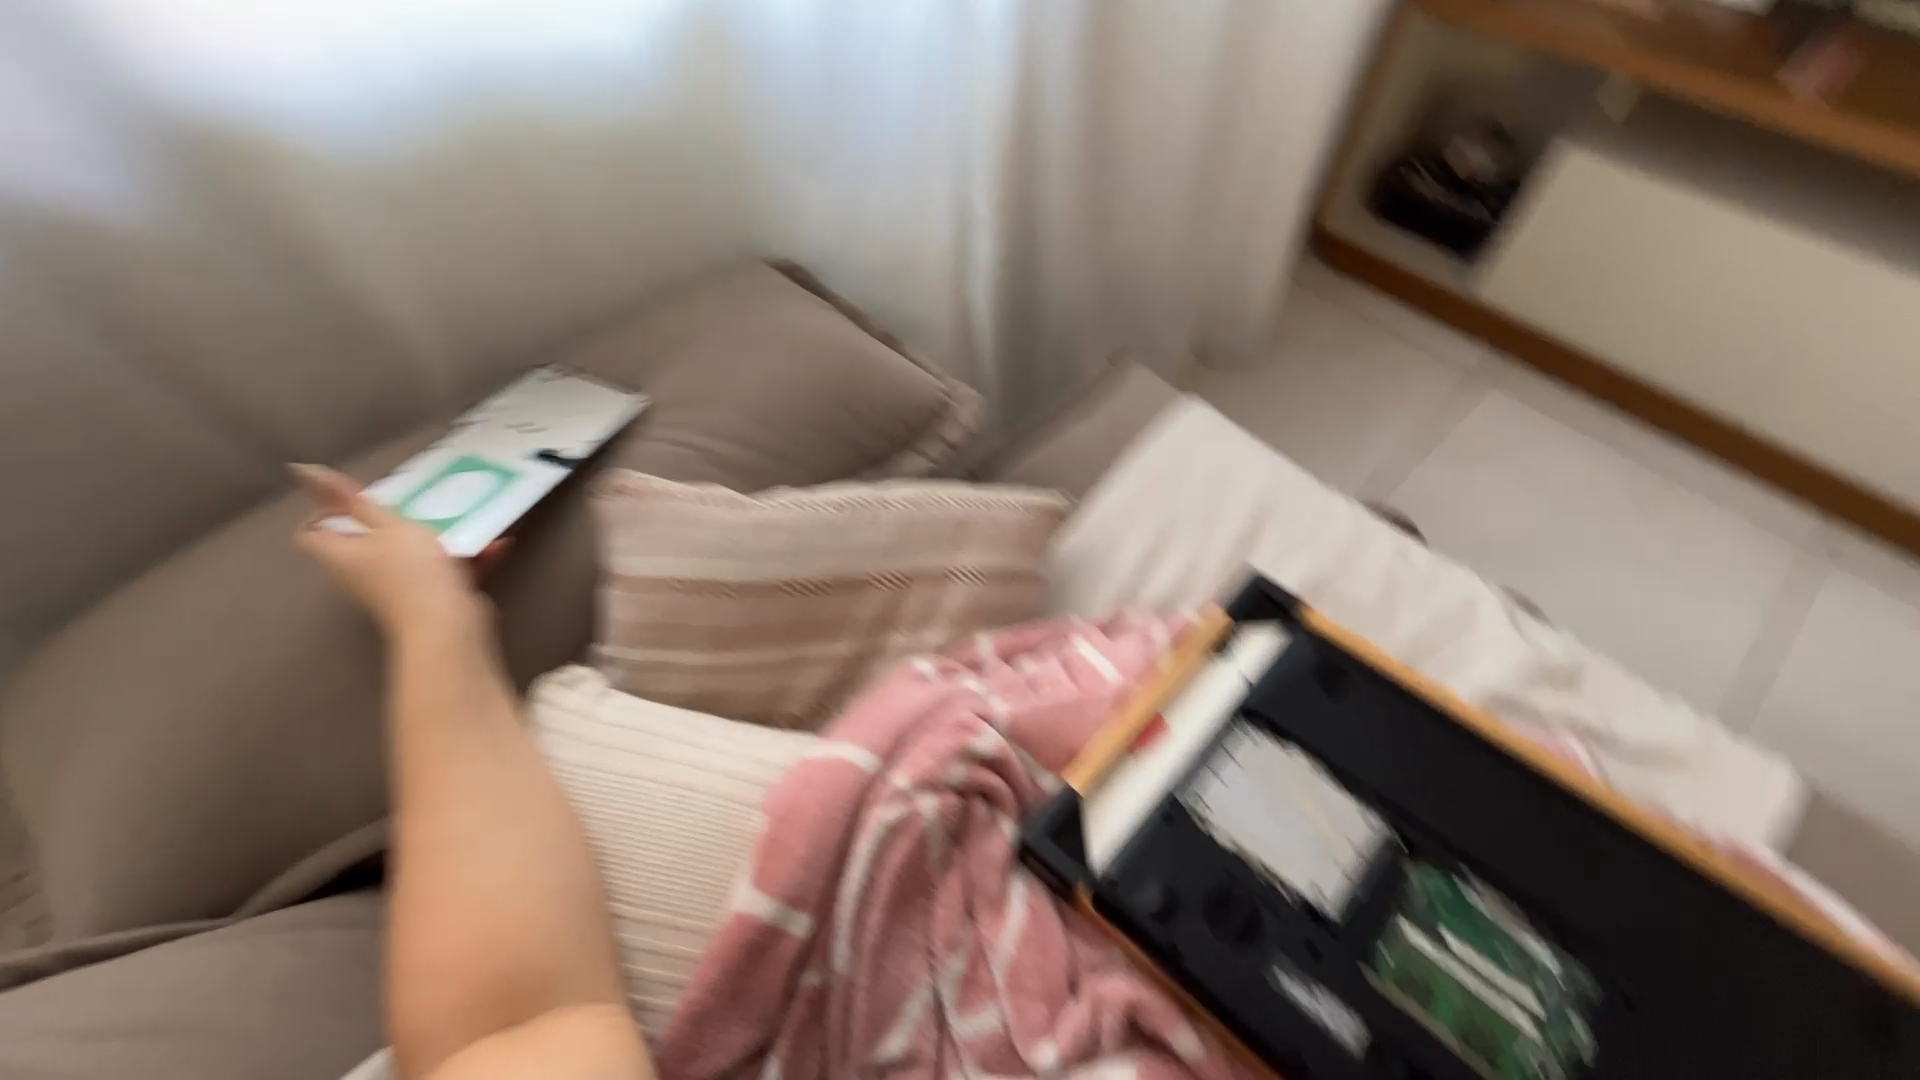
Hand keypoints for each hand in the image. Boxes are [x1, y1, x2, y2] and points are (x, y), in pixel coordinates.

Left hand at [291, 464, 489, 637]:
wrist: (447, 623)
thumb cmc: (411, 570)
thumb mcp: (388, 524)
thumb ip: (357, 500)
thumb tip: (303, 469)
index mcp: (340, 555)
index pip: (312, 532)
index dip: (326, 513)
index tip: (357, 500)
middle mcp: (361, 574)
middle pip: (363, 544)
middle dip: (388, 522)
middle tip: (414, 503)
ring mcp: (397, 589)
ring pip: (408, 557)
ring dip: (432, 539)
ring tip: (460, 518)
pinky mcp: (430, 598)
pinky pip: (444, 572)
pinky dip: (466, 559)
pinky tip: (498, 542)